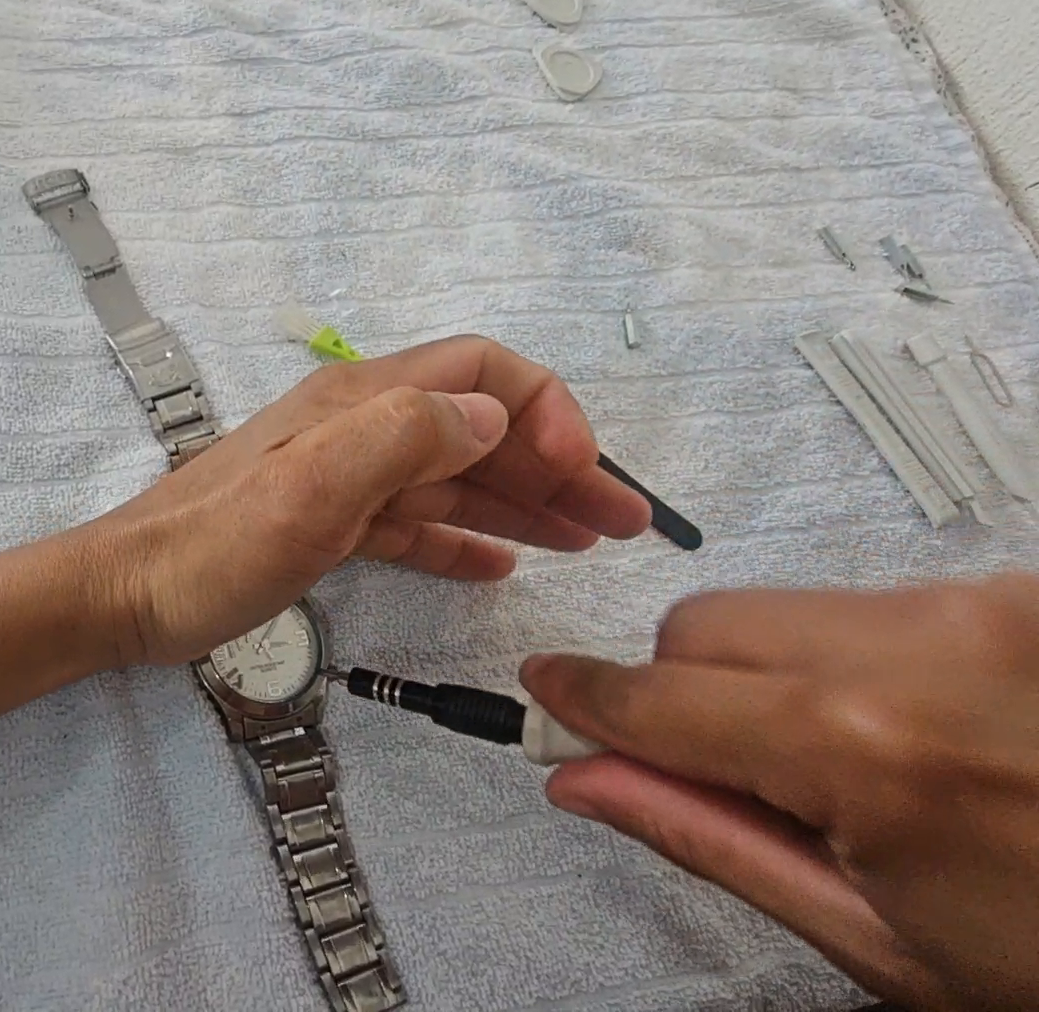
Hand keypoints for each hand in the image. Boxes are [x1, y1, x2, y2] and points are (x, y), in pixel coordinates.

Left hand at [79, 335, 652, 667]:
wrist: (131, 594)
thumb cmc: (211, 546)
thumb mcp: (308, 489)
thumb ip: (400, 438)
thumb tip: (490, 416)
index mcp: (356, 406)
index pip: (476, 371)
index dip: (542, 408)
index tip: (583, 471)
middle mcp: (355, 431)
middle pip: (475, 428)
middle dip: (553, 465)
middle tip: (623, 523)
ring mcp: (340, 480)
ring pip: (450, 480)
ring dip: (521, 505)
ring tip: (586, 542)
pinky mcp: (326, 526)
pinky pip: (410, 524)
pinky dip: (460, 539)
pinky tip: (500, 564)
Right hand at [520, 574, 1038, 1011]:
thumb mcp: (883, 939)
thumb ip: (702, 837)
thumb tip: (581, 781)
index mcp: (868, 748)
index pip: (656, 698)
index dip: (583, 698)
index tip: (542, 690)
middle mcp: (920, 646)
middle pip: (700, 627)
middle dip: (680, 686)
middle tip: (723, 758)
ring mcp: (986, 606)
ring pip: (777, 612)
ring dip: (767, 674)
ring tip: (854, 755)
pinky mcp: (1024, 593)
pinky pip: (862, 606)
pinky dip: (848, 660)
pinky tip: (923, 726)